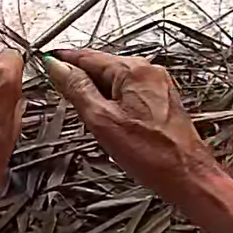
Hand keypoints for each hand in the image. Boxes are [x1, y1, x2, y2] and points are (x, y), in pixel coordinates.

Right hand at [42, 48, 224, 207]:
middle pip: (102, 66)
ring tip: (82, 112)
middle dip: (79, 78)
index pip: (88, 56)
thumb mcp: (101, 119)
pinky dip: (111, 100)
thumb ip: (76, 89)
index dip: (63, 60)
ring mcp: (157, 85)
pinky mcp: (161, 101)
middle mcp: (149, 72)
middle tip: (58, 91)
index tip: (46, 61)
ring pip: (115, 80)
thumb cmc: (151, 153)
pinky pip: (128, 92)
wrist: (187, 176)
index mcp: (134, 70)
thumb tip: (56, 67)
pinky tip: (106, 118)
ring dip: (95, 91)